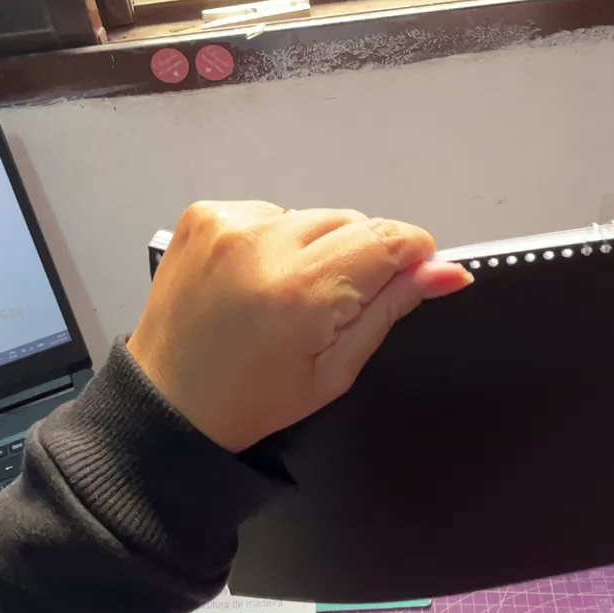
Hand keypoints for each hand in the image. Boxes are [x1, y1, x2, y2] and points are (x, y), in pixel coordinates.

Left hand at [128, 201, 473, 450]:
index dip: (412, 252)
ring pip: (311, 216)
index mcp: (299, 291)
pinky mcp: (205, 213)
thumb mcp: (334, 369)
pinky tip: (256, 277)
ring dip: (315, 247)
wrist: (165, 399)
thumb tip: (447, 270)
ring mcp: (227, 221)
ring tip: (285, 293)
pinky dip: (275, 239)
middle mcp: (261, 242)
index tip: (413, 273)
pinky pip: (270, 212)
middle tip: (331, 304)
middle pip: (350, 221)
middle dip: (359, 255)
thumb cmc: (252, 399)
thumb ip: (390, 308)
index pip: (386, 237)